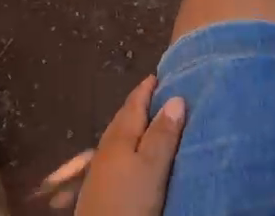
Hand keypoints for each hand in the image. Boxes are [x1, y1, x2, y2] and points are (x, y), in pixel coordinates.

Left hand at [76, 76, 186, 215]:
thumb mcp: (152, 167)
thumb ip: (163, 134)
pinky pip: (116, 155)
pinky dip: (129, 146)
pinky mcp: (99, 189)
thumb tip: (175, 97)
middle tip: (160, 93)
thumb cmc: (128, 201)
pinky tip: (134, 156)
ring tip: (152, 122)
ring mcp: (99, 169)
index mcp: (119, 136)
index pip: (133, 103)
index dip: (147, 88)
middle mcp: (106, 148)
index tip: (161, 73)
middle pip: (123, 119)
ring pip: (118, 137)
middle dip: (140, 104)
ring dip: (134, 126)